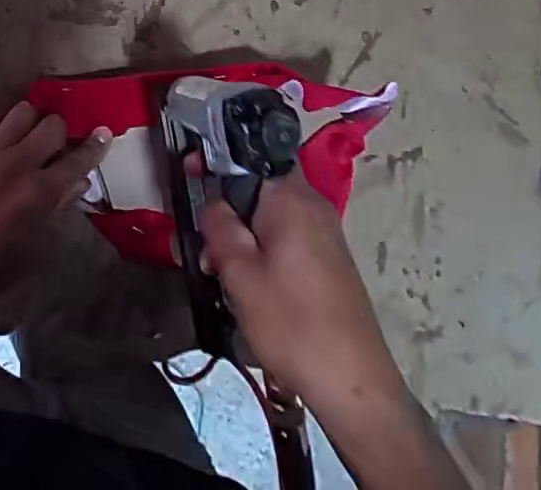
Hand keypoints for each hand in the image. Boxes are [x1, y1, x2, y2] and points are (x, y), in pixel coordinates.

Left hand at [0, 102, 109, 317]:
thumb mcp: (33, 243)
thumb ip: (57, 205)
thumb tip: (79, 181)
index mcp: (38, 190)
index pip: (78, 159)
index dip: (95, 145)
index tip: (104, 133)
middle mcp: (17, 162)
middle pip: (53, 124)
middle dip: (61, 133)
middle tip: (56, 147)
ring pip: (23, 110)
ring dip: (31, 121)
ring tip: (28, 135)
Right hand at [196, 170, 404, 409]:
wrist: (353, 381)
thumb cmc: (291, 322)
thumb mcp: (240, 273)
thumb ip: (219, 226)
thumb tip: (212, 201)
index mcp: (290, 196)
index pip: (246, 158)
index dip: (213, 162)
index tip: (188, 173)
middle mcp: (310, 203)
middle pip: (256, 190)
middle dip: (225, 213)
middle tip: (202, 251)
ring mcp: (323, 230)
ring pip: (269, 217)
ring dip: (241, 237)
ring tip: (220, 276)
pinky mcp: (327, 256)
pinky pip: (285, 237)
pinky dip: (262, 251)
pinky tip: (248, 286)